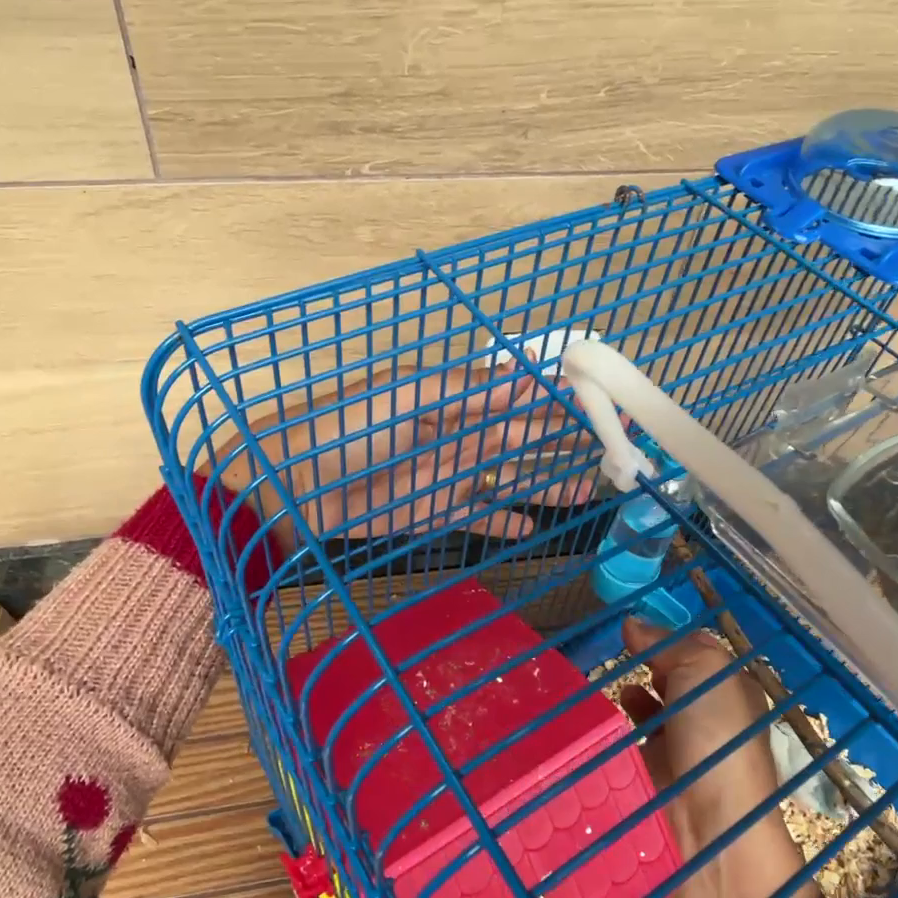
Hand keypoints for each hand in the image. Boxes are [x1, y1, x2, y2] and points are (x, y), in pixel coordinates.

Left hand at [198, 362, 597, 550]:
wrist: (288, 487)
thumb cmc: (343, 431)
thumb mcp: (402, 399)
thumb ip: (462, 389)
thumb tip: (522, 369)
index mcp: (447, 399)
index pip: (510, 394)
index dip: (550, 396)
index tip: (594, 398)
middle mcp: (453, 435)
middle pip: (518, 438)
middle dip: (561, 441)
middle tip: (608, 447)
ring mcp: (444, 476)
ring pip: (506, 478)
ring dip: (543, 483)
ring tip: (586, 489)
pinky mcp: (431, 513)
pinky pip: (475, 516)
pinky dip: (502, 521)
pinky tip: (531, 527)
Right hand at [615, 619, 820, 897]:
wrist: (708, 830)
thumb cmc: (717, 740)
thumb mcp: (705, 672)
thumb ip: (669, 643)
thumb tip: (633, 624)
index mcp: (730, 691)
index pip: (695, 652)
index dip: (665, 635)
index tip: (626, 623)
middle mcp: (706, 716)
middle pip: (669, 677)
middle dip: (642, 662)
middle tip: (606, 645)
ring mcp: (676, 746)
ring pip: (646, 707)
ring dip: (625, 692)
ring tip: (598, 678)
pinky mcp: (648, 773)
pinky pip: (626, 739)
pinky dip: (611, 726)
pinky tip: (595, 716)